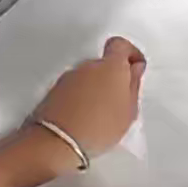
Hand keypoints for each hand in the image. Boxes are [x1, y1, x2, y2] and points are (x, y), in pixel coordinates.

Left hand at [32, 36, 147, 158]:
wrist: (56, 141)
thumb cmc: (99, 127)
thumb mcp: (128, 111)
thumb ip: (133, 85)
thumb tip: (133, 69)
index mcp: (110, 66)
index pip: (119, 44)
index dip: (130, 53)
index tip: (135, 69)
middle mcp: (86, 66)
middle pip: (102, 64)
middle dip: (111, 78)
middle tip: (118, 102)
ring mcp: (66, 78)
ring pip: (86, 77)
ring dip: (94, 89)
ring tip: (100, 115)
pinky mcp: (52, 91)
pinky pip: (72, 89)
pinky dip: (79, 98)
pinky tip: (84, 118)